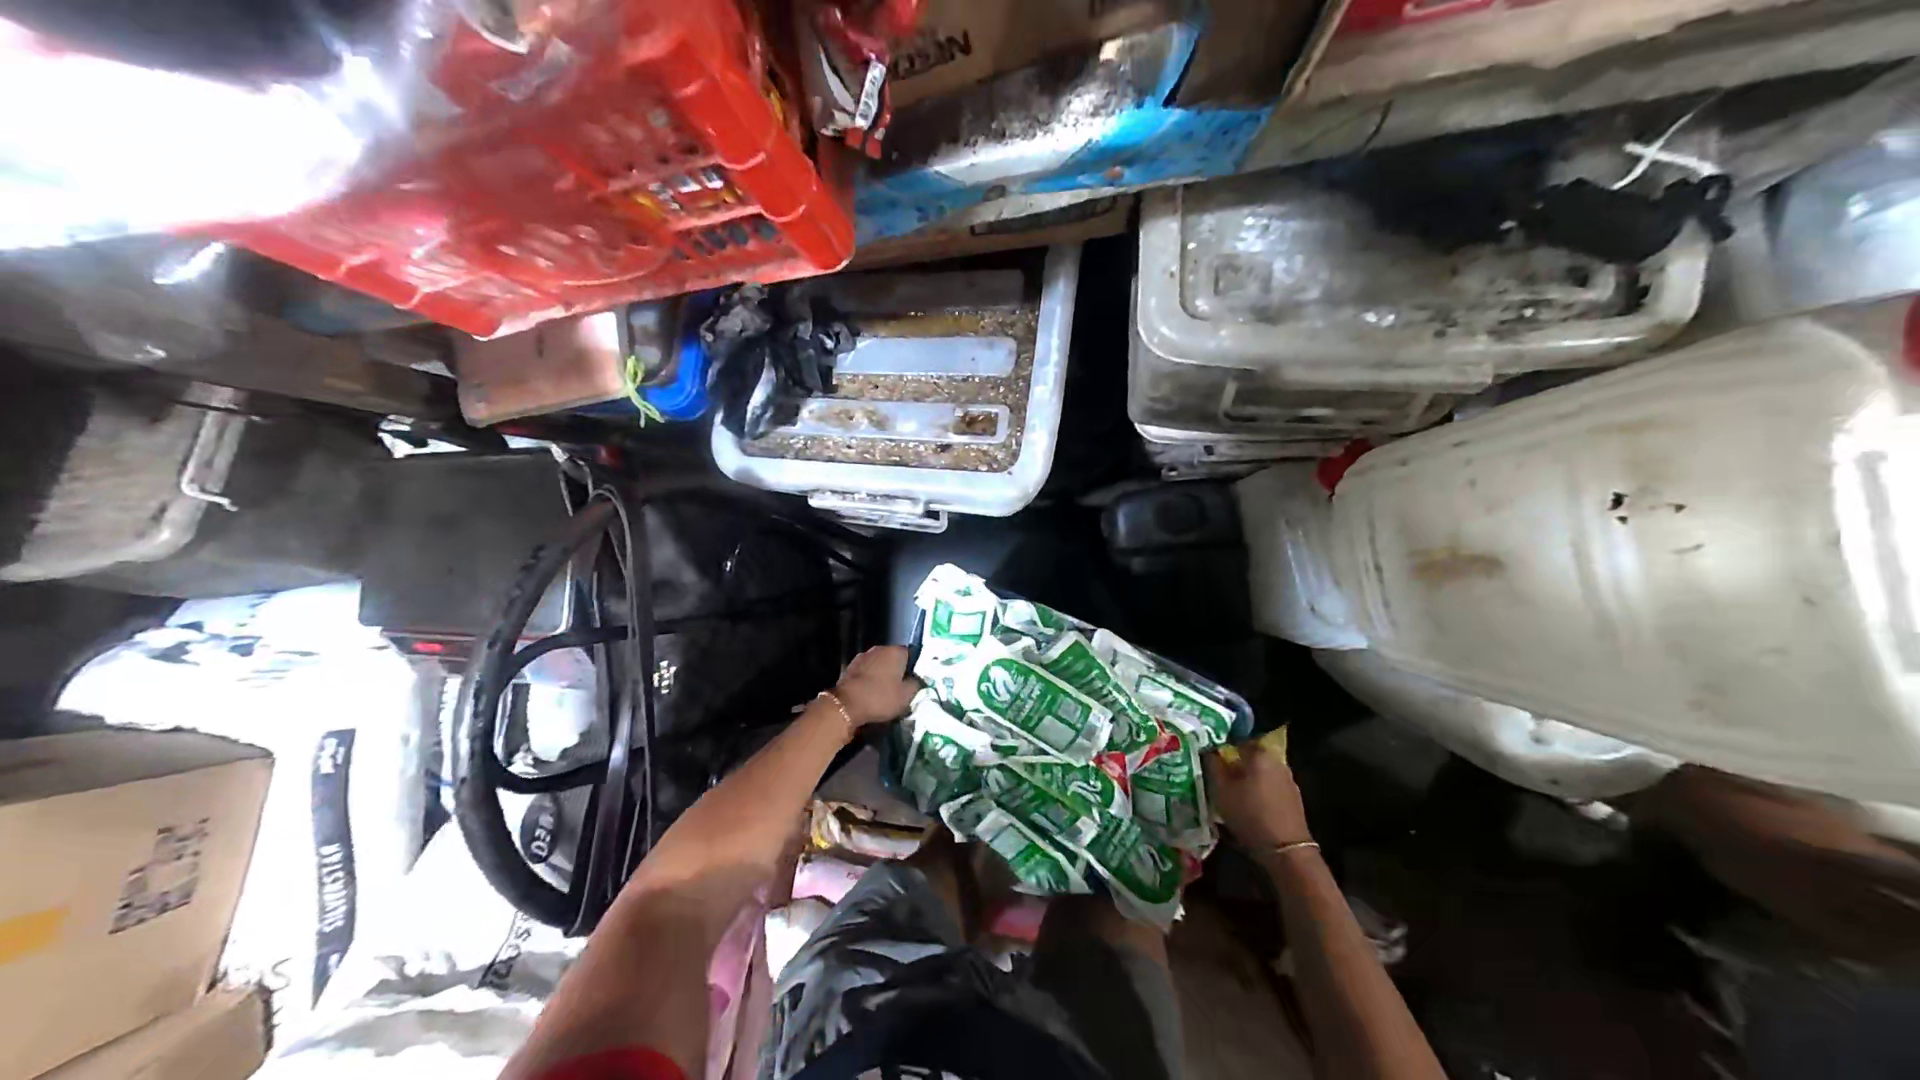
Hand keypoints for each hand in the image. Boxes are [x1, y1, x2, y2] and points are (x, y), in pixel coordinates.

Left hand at [832, 645, 919, 727]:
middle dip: (897, 670)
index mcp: (895, 652)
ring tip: (884, 691)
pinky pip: (866, 671)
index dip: (914, 668)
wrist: (846, 705)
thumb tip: (917, 680)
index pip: (911, 654)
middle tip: (900, 687)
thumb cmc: (880, 698)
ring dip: (882, 673)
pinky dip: (870, 678)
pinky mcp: (850, 666)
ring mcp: (862, 656)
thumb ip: (916, 685)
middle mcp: (879, 648)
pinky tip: (871, 691)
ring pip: (879, 664)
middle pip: (894, 658)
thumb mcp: (906, 697)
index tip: (914, 681)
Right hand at [1205, 738, 1312, 848]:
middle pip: (1249, 754)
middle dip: (1233, 761)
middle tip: (1216, 772)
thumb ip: (1212, 763)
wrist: (1285, 850)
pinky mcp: (1293, 797)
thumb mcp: (1220, 789)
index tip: (1208, 753)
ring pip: (1259, 771)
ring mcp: (1288, 779)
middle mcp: (1277, 760)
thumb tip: (1208, 748)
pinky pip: (1269, 785)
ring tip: (1230, 789)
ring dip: (1246, 776)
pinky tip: (1248, 802)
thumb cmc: (1249, 814)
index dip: (1220, 743)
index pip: (1236, 737)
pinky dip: (1257, 789)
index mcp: (1259, 752)